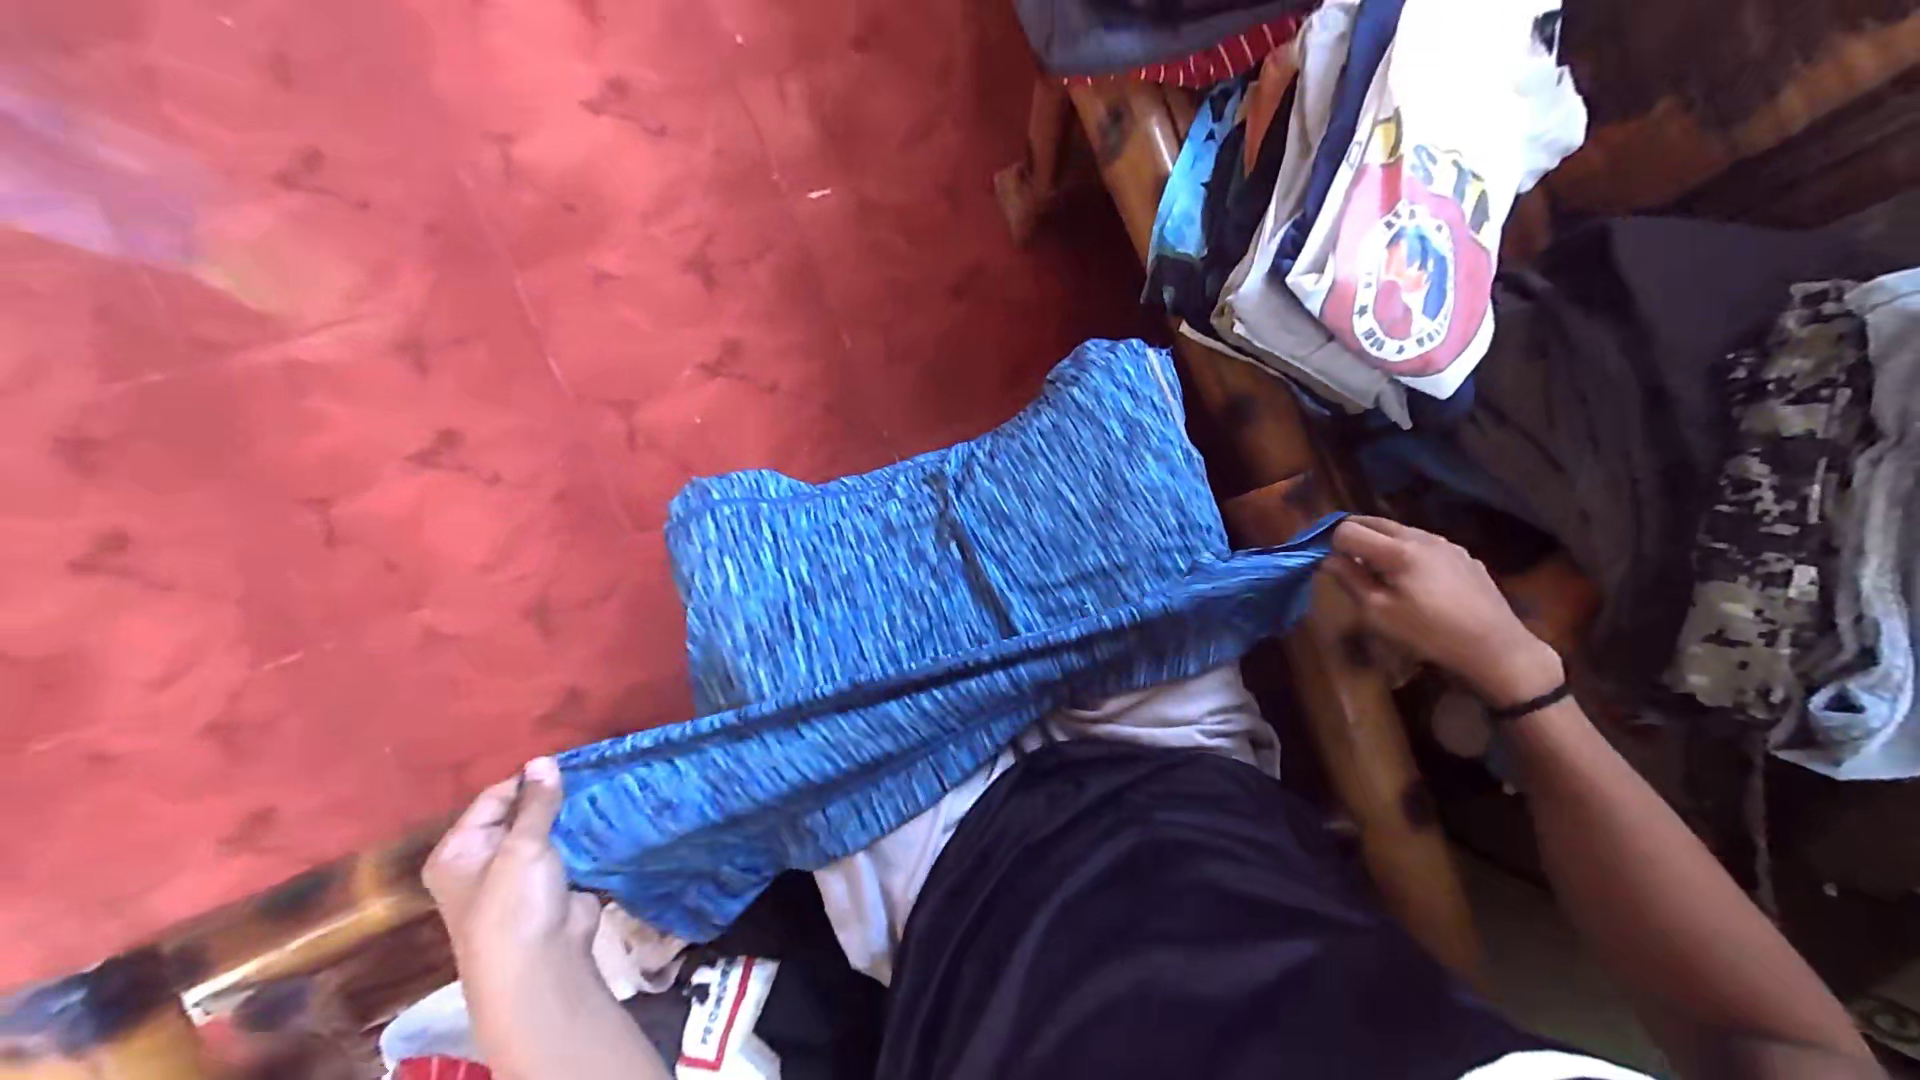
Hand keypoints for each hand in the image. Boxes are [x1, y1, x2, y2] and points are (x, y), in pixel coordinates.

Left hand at [423, 759, 607, 1072]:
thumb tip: (544, 759)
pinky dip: (582, 833)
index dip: (527, 781)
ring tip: (601, 788)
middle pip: (520, 812)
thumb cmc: (514, 903)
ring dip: (570, 814)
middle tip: (588, 773)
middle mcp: (483, 860)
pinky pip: (566, 848)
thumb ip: (537, 801)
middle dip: (552, 796)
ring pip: (547, 829)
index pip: (494, 799)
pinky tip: (604, 814)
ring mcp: (518, 873)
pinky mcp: (551, 882)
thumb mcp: (523, 845)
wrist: (541, 964)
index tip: (566, 765)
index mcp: (459, 851)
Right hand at [1323, 516, 1563, 705]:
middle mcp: (1421, 537)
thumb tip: (1327, 559)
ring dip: (1378, 542)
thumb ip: (1350, 579)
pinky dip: (1404, 550)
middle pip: (1373, 521)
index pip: (1348, 529)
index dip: (1331, 544)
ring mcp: (1446, 544)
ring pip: (1399, 530)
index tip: (1327, 564)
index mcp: (1397, 550)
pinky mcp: (1463, 556)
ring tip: (1375, 571)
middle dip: (1351, 536)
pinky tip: (1411, 579)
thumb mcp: (1379, 613)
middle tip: (1342, 562)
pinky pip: (1423, 543)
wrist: (1497, 648)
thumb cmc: (1429, 634)